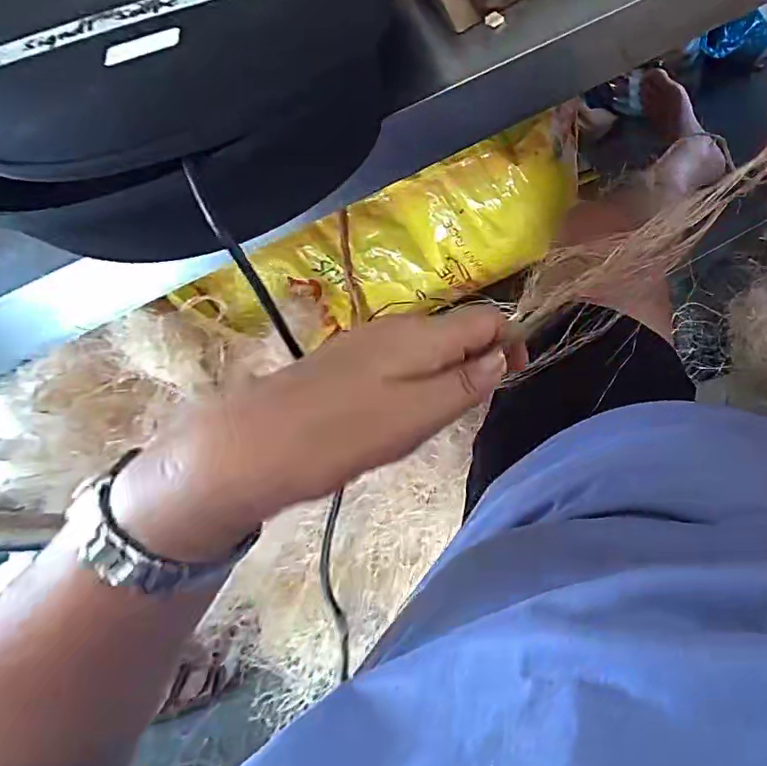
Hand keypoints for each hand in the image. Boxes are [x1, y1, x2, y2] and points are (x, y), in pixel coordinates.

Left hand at [109, 306, 521, 559]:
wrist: (249, 446)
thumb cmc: (342, 434)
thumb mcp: (416, 416)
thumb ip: (464, 383)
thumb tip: (501, 356)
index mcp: (422, 334)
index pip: (487, 319)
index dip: (511, 340)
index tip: (517, 376)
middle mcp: (398, 326)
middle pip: (459, 330)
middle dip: (479, 360)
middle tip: (472, 408)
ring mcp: (369, 340)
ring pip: (430, 347)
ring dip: (449, 373)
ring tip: (435, 418)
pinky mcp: (347, 360)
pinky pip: (402, 360)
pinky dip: (419, 380)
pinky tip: (398, 415)